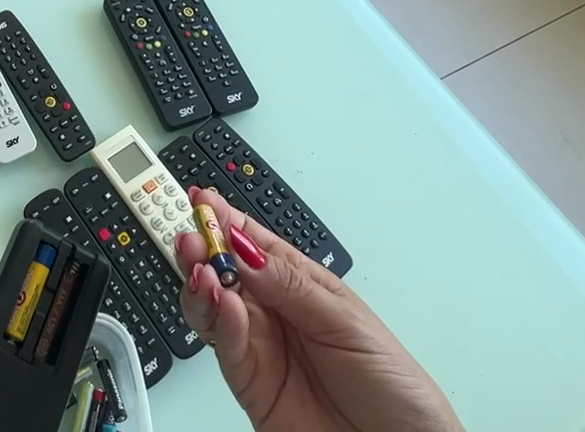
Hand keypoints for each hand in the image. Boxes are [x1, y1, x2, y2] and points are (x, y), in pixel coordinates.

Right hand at [176, 188, 463, 431]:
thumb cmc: (392, 384)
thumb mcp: (348, 321)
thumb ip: (292, 287)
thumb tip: (244, 250)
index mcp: (297, 282)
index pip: (252, 242)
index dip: (224, 219)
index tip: (201, 200)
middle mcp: (271, 308)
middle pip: (223, 269)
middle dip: (202, 247)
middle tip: (192, 236)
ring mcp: (258, 344)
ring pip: (212, 303)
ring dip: (199, 281)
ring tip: (200, 269)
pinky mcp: (248, 382)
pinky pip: (223, 345)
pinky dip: (216, 321)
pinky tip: (221, 304)